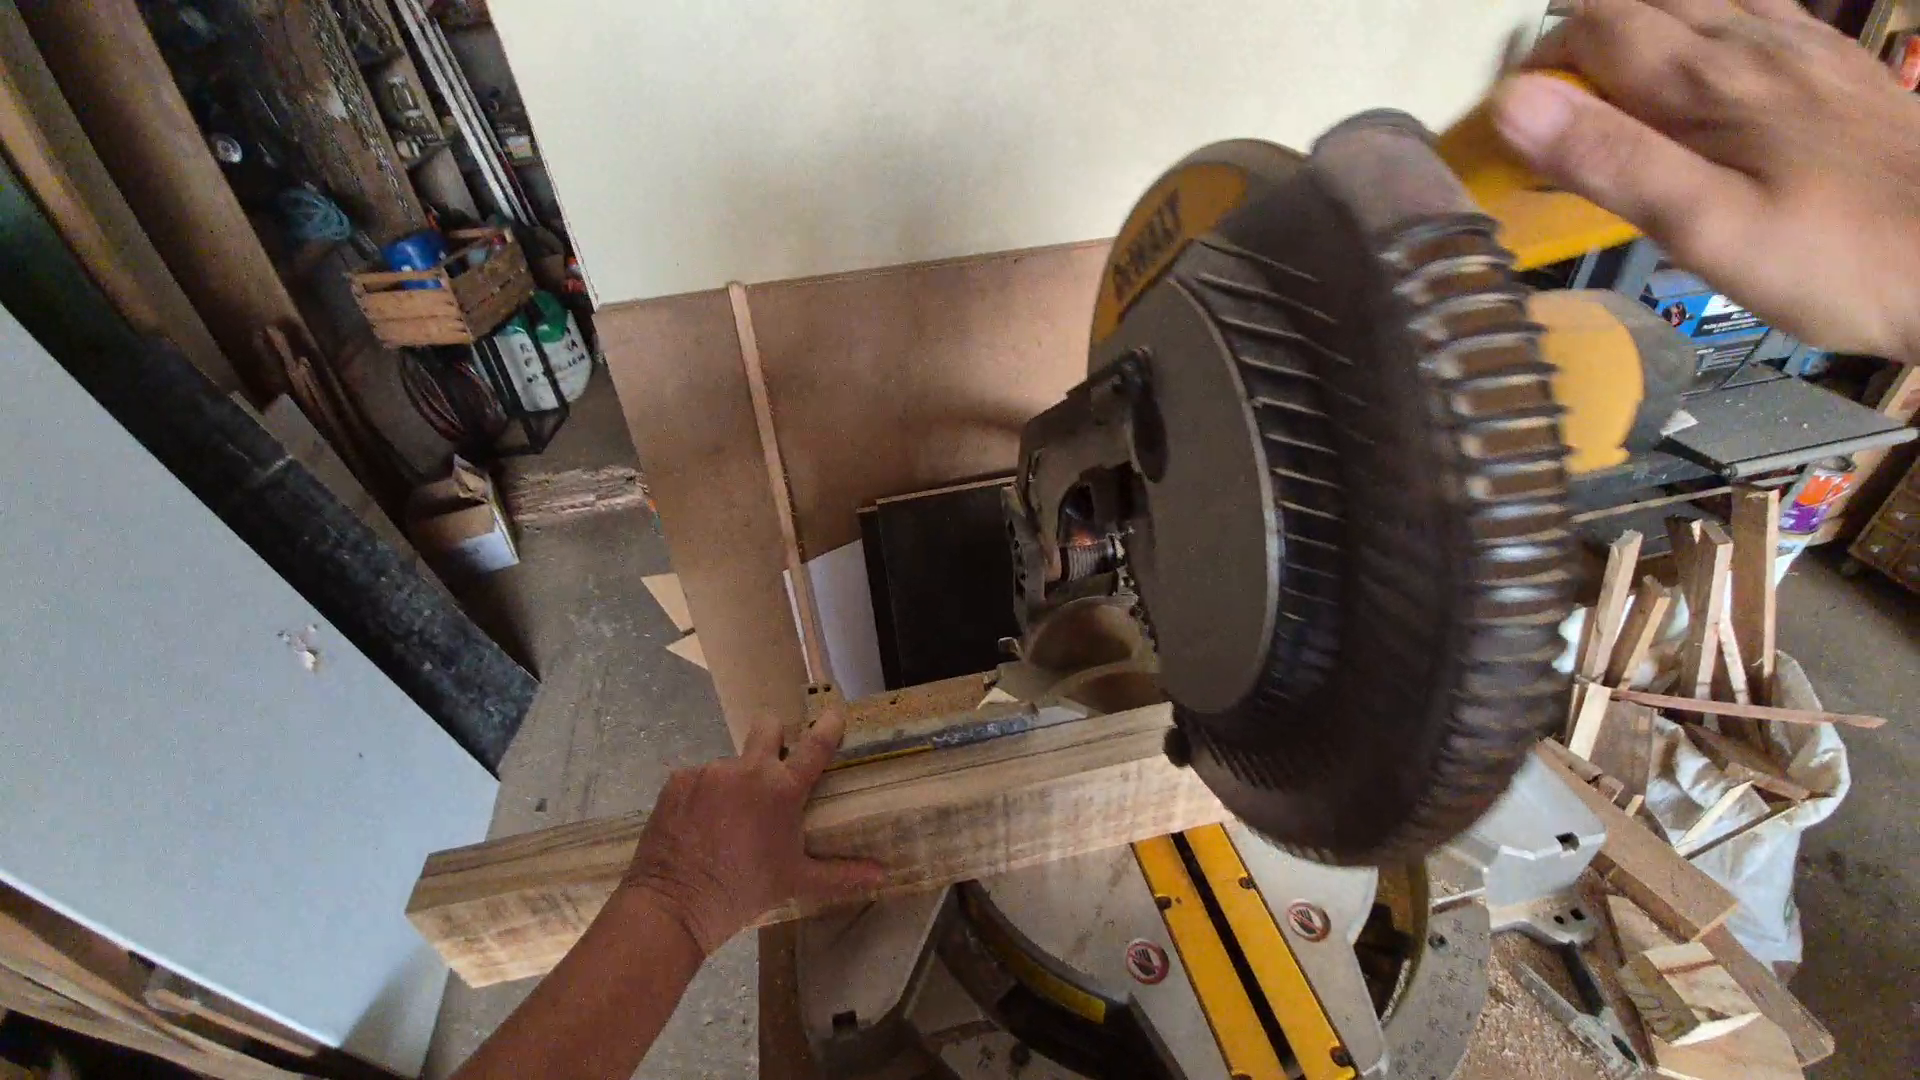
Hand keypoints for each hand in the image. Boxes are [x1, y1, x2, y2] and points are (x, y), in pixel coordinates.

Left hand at [617, 710, 885, 954]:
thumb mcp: (796, 882)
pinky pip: (699, 778)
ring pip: (731, 763)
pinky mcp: (678, 780)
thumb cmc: (744, 892)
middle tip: (774, 764)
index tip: (835, 713)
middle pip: (768, 727)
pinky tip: (698, 824)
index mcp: (782, 789)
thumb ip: (842, 873)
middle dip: (775, 735)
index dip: (829, 725)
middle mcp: (748, 770)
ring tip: (727, 819)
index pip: (815, 746)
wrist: (673, 907)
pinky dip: (703, 796)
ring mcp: (710, 771)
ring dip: (735, 781)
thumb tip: (883, 874)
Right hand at [1491, 0, 1919, 360]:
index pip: (1600, 27)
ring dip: (1633, 27)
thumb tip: (1513, 102)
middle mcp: (1753, 47)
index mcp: (1709, 81)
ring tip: (1594, 87)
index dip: (1540, 61)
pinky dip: (1695, 27)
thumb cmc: (1831, 258)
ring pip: (1698, 0)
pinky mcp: (1827, 70)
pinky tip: (1683, 68)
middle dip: (1577, 39)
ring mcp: (1799, 52)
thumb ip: (1607, 159)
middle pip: (1645, 2)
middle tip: (1541, 110)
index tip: (1506, 122)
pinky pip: (1750, 16)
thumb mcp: (1699, 225)